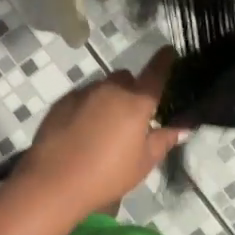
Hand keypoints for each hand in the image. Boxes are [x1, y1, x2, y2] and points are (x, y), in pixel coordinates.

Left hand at [14, 47, 189, 217]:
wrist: (54, 182)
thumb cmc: (107, 175)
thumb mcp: (143, 163)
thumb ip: (163, 141)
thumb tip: (181, 127)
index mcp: (136, 102)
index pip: (155, 73)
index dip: (164, 61)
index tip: (169, 52)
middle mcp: (110, 90)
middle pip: (126, 78)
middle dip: (132, 90)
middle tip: (132, 117)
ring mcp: (82, 93)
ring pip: (102, 87)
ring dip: (109, 98)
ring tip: (104, 128)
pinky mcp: (61, 103)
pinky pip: (81, 97)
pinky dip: (87, 107)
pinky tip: (82, 131)